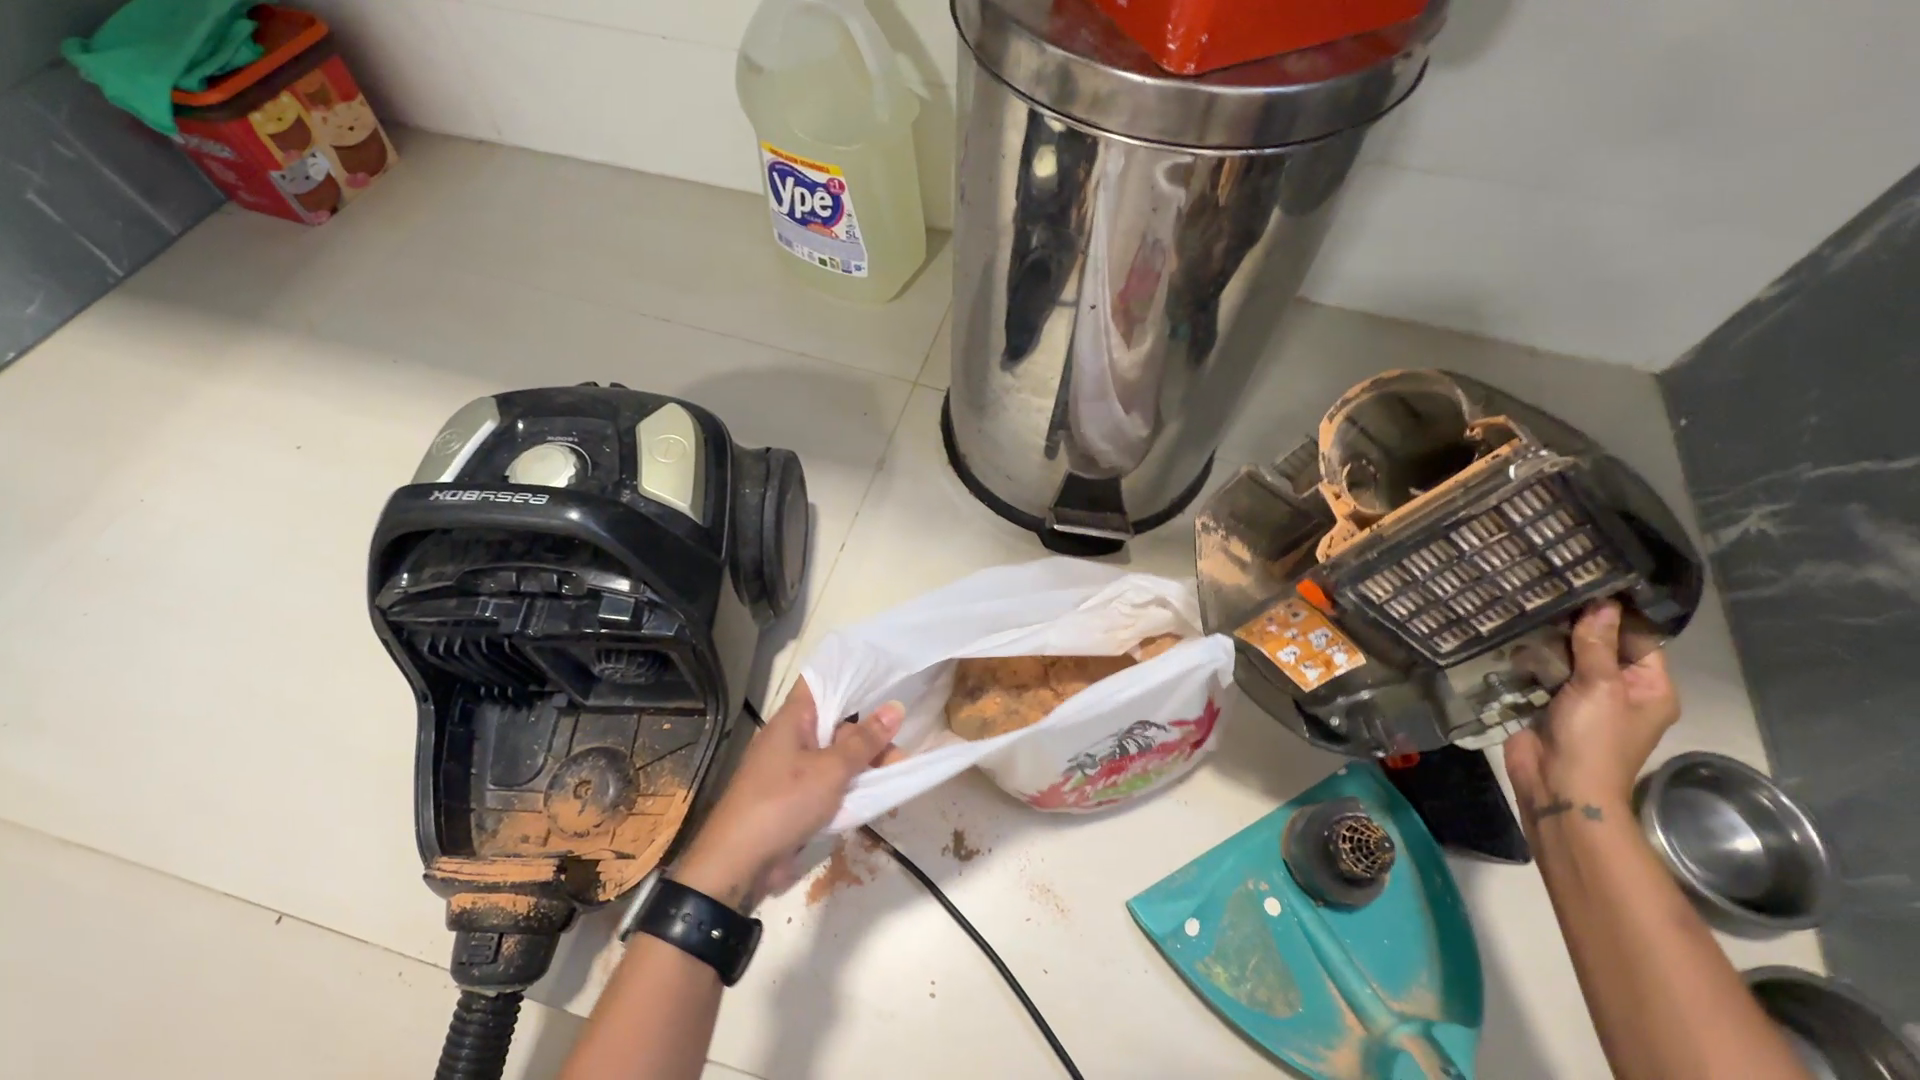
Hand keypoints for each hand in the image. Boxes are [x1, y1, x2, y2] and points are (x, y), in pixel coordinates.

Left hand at [671, 681, 902, 911]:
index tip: (884, 675)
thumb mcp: (831, 770)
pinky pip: (829, 784)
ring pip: (836, 757)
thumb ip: (864, 741)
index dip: (849, 675)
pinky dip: (851, 788)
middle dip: (870, 736)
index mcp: (792, 719)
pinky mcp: (795, 798)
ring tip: (896, 776)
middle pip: (837, 724)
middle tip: (901, 754)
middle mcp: (791, 738)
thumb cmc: (783, 802)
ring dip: (865, 766)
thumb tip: (895, 708)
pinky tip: (877, 797)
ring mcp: (792, 770)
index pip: (820, 682)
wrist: (738, 862)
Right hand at [1505, 601, 1679, 821]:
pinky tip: (1510, 636)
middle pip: (1600, 647)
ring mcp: (1581, 700)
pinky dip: (1527, 660)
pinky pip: (1540, 676)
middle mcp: (1618, 691)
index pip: (1639, 640)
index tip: (1590, 583)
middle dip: (1577, 625)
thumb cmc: (1594, 740)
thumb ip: (1598, 644)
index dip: (1617, 615)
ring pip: (1567, 660)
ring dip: (1548, 642)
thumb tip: (1603, 604)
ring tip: (1526, 606)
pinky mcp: (1547, 706)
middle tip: (1549, 589)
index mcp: (1649, 689)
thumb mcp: (1601, 686)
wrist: (1558, 787)